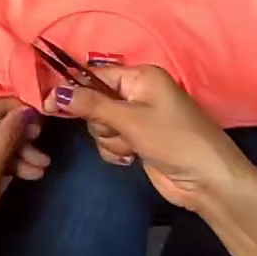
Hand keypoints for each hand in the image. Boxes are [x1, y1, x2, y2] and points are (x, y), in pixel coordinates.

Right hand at [42, 64, 256, 211]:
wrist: (207, 180)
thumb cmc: (173, 139)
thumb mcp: (130, 119)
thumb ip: (90, 105)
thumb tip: (54, 92)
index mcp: (140, 77)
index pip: (95, 75)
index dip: (73, 89)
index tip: (49, 103)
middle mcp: (137, 93)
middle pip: (94, 102)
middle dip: (101, 122)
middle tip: (119, 131)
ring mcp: (137, 118)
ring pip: (100, 125)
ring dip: (110, 139)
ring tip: (132, 147)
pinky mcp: (136, 140)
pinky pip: (109, 140)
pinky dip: (116, 150)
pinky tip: (131, 157)